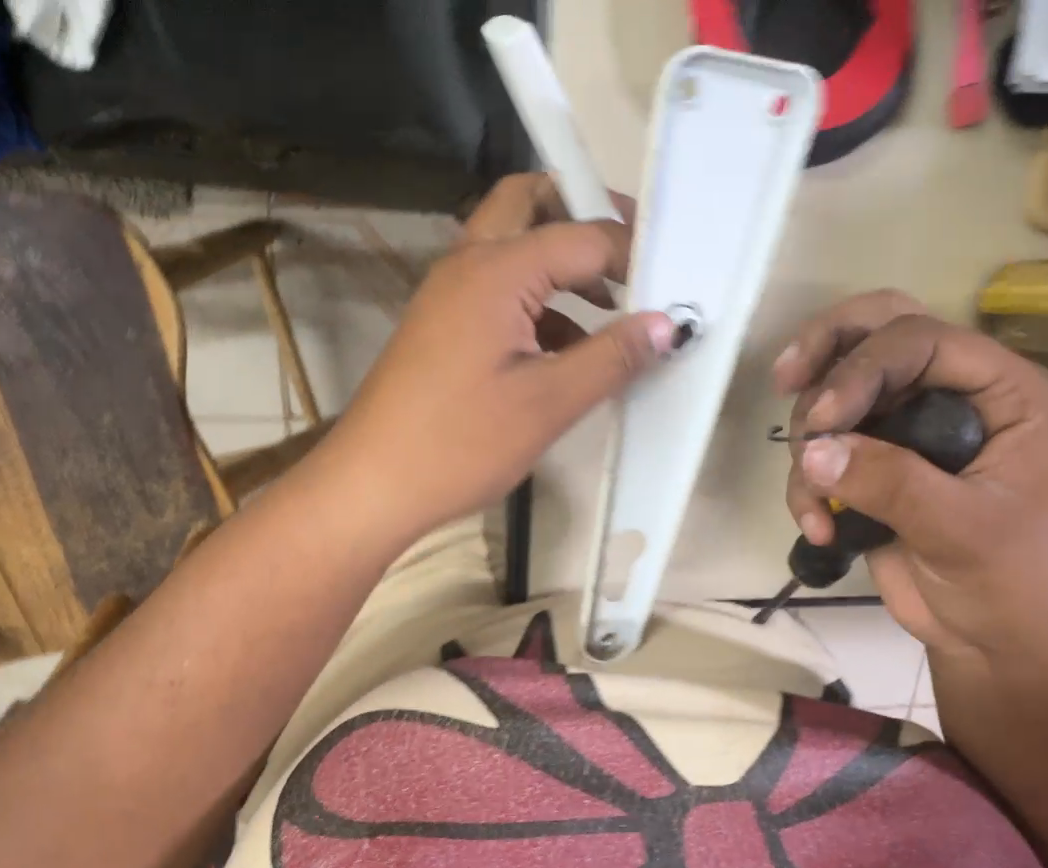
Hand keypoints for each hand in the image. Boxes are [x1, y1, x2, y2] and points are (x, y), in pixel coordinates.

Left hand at [322, 174, 674, 540]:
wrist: (371, 484)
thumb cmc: (459, 443)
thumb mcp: (547, 403)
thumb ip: (612, 357)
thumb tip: (668, 325)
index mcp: (496, 270)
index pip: (583, 235)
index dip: (633, 253)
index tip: (675, 280)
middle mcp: (468, 264)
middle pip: (531, 203)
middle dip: (585, 216)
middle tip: (634, 255)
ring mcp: (449, 293)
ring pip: (512, 245)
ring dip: (562, 261)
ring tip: (613, 307)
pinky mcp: (442, 324)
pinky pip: (498, 288)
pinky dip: (538, 300)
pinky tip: (570, 349)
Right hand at [775, 291, 1047, 665]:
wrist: (1005, 648)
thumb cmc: (1020, 583)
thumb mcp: (966, 529)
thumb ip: (893, 483)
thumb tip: (811, 451)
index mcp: (999, 392)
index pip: (919, 340)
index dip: (863, 366)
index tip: (824, 421)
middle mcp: (950, 398)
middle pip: (875, 336)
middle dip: (824, 355)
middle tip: (784, 381)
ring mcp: (909, 434)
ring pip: (837, 398)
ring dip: (810, 444)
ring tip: (813, 506)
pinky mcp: (875, 473)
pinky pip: (824, 454)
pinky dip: (807, 486)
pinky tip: (820, 532)